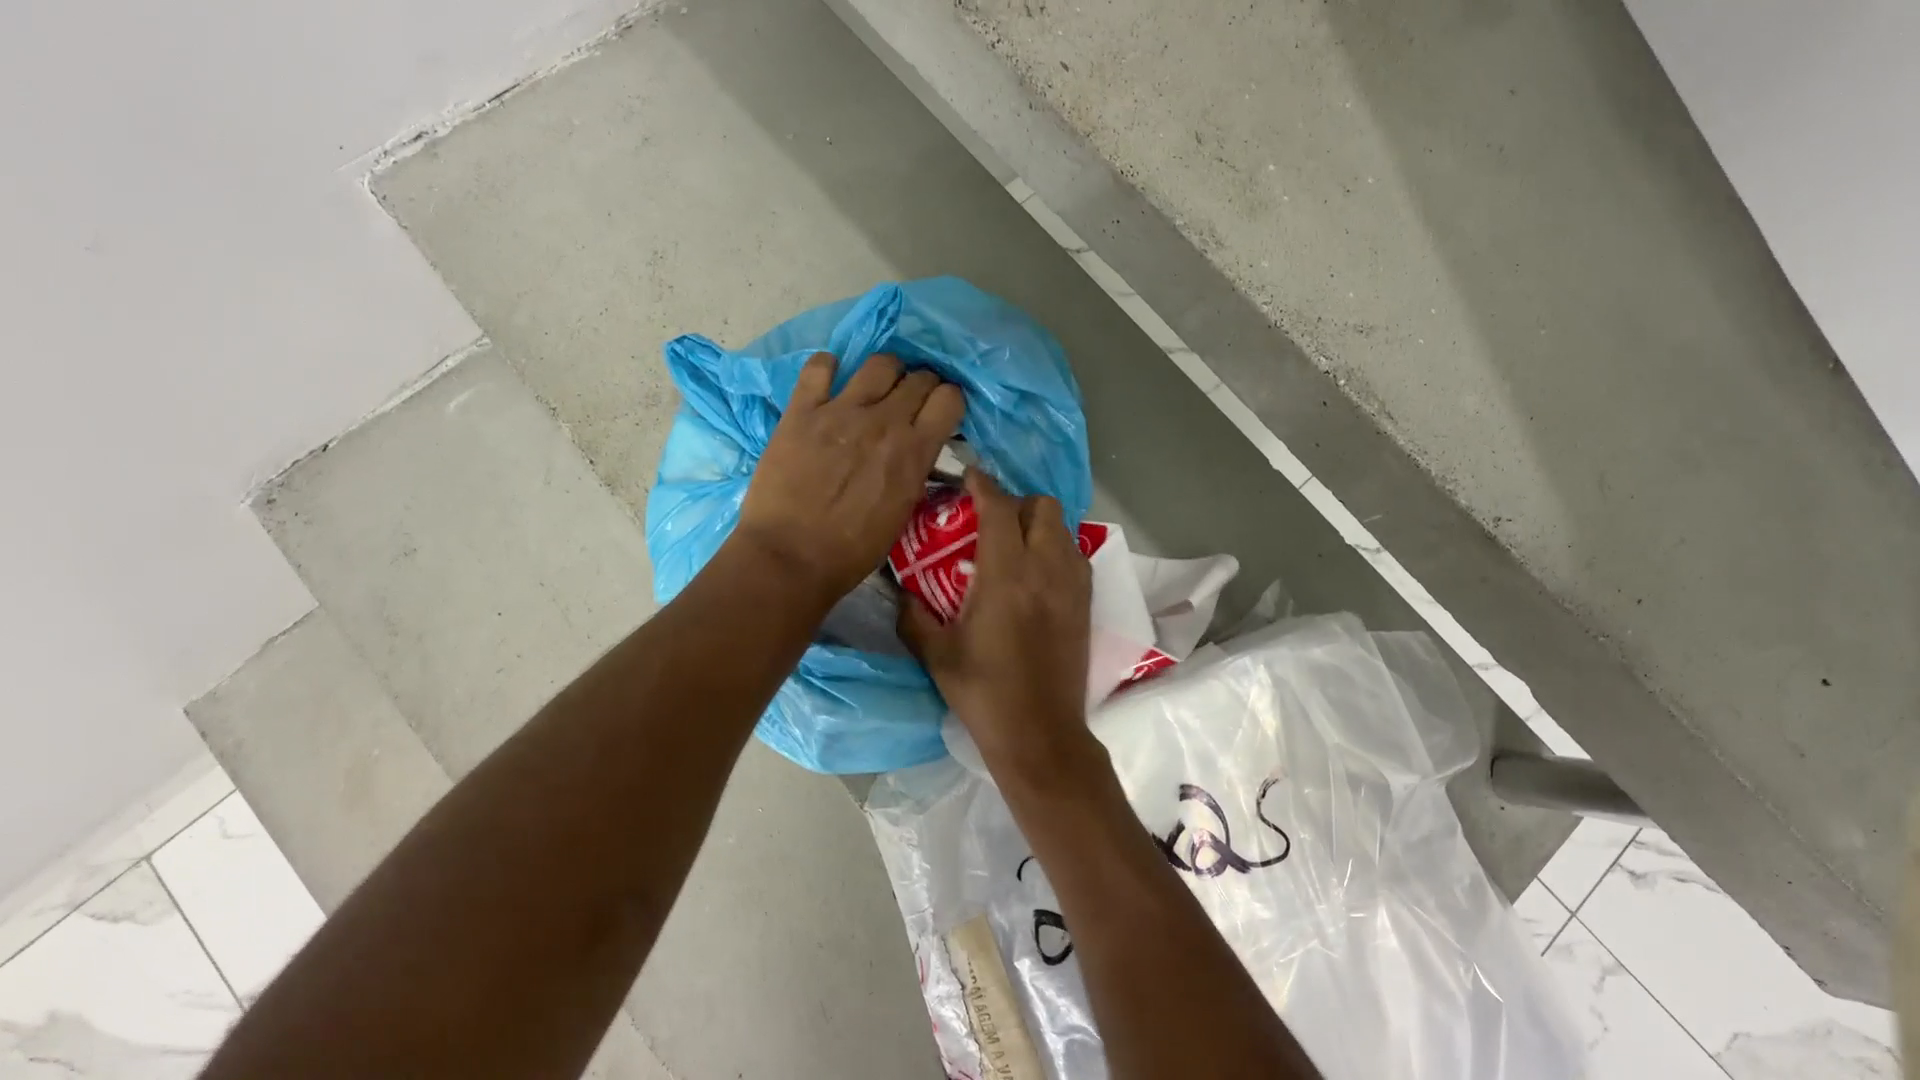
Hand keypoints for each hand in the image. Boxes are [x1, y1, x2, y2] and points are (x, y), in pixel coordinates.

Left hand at [733, 352, 964, 603]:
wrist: (790, 557)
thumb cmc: (851, 551)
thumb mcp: (902, 513)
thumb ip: (913, 473)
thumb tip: (915, 453)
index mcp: (914, 451)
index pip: (950, 398)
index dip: (947, 402)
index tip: (938, 413)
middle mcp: (884, 421)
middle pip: (919, 377)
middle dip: (921, 386)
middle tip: (909, 403)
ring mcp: (841, 410)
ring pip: (879, 363)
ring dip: (885, 372)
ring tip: (875, 389)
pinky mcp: (801, 410)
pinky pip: (819, 367)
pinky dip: (828, 368)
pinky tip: (828, 382)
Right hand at [899, 470, 1093, 775]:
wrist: (1039, 733)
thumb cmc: (983, 693)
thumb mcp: (935, 654)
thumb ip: (913, 615)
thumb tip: (901, 591)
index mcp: (1007, 575)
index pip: (999, 508)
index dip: (983, 484)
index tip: (967, 477)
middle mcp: (1046, 570)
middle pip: (1042, 506)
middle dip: (1015, 501)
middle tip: (989, 518)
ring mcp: (1072, 586)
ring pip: (1063, 528)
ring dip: (1038, 523)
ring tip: (1013, 542)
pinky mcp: (1086, 604)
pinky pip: (1075, 555)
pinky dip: (1056, 548)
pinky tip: (1035, 572)